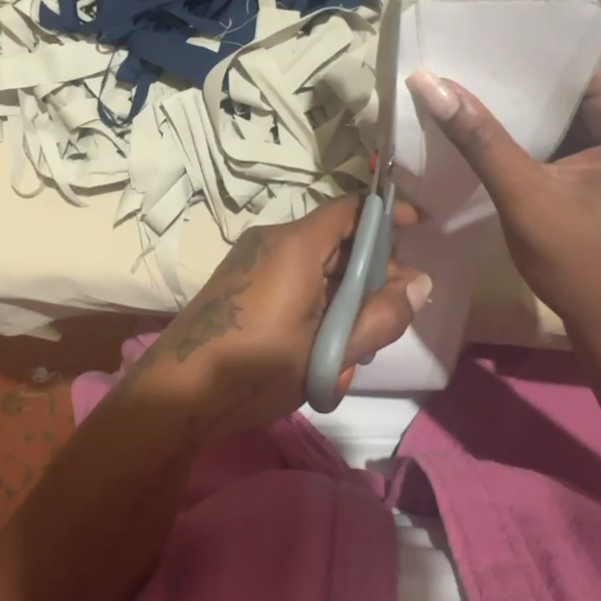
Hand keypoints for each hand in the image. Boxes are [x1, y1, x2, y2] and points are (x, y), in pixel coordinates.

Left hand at [128, 196, 430, 438]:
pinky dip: (317, 306)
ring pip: (318, 268)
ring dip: (344, 300)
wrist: (179, 390)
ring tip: (352, 351)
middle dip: (372, 275)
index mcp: (295, 245)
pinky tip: (320, 352)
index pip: (351, 210)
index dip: (388, 217)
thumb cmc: (256, 367)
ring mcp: (253, 261)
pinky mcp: (243, 283)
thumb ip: (379, 317)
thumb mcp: (328, 350)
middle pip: (337, 242)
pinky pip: (293, 281)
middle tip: (397, 313)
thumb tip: (420, 285)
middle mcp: (273, 241)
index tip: (421, 230)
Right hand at [406, 55, 600, 337]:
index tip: (474, 36)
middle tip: (458, 58)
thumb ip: (478, 137)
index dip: (528, 46)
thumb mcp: (524, 195)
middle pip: (572, 82)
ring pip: (565, 108)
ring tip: (463, 83)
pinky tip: (485, 125)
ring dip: (520, 104)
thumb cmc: (583, 262)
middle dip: (516, 75)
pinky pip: (565, 134)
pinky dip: (529, 131)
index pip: (581, 60)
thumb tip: (428, 81)